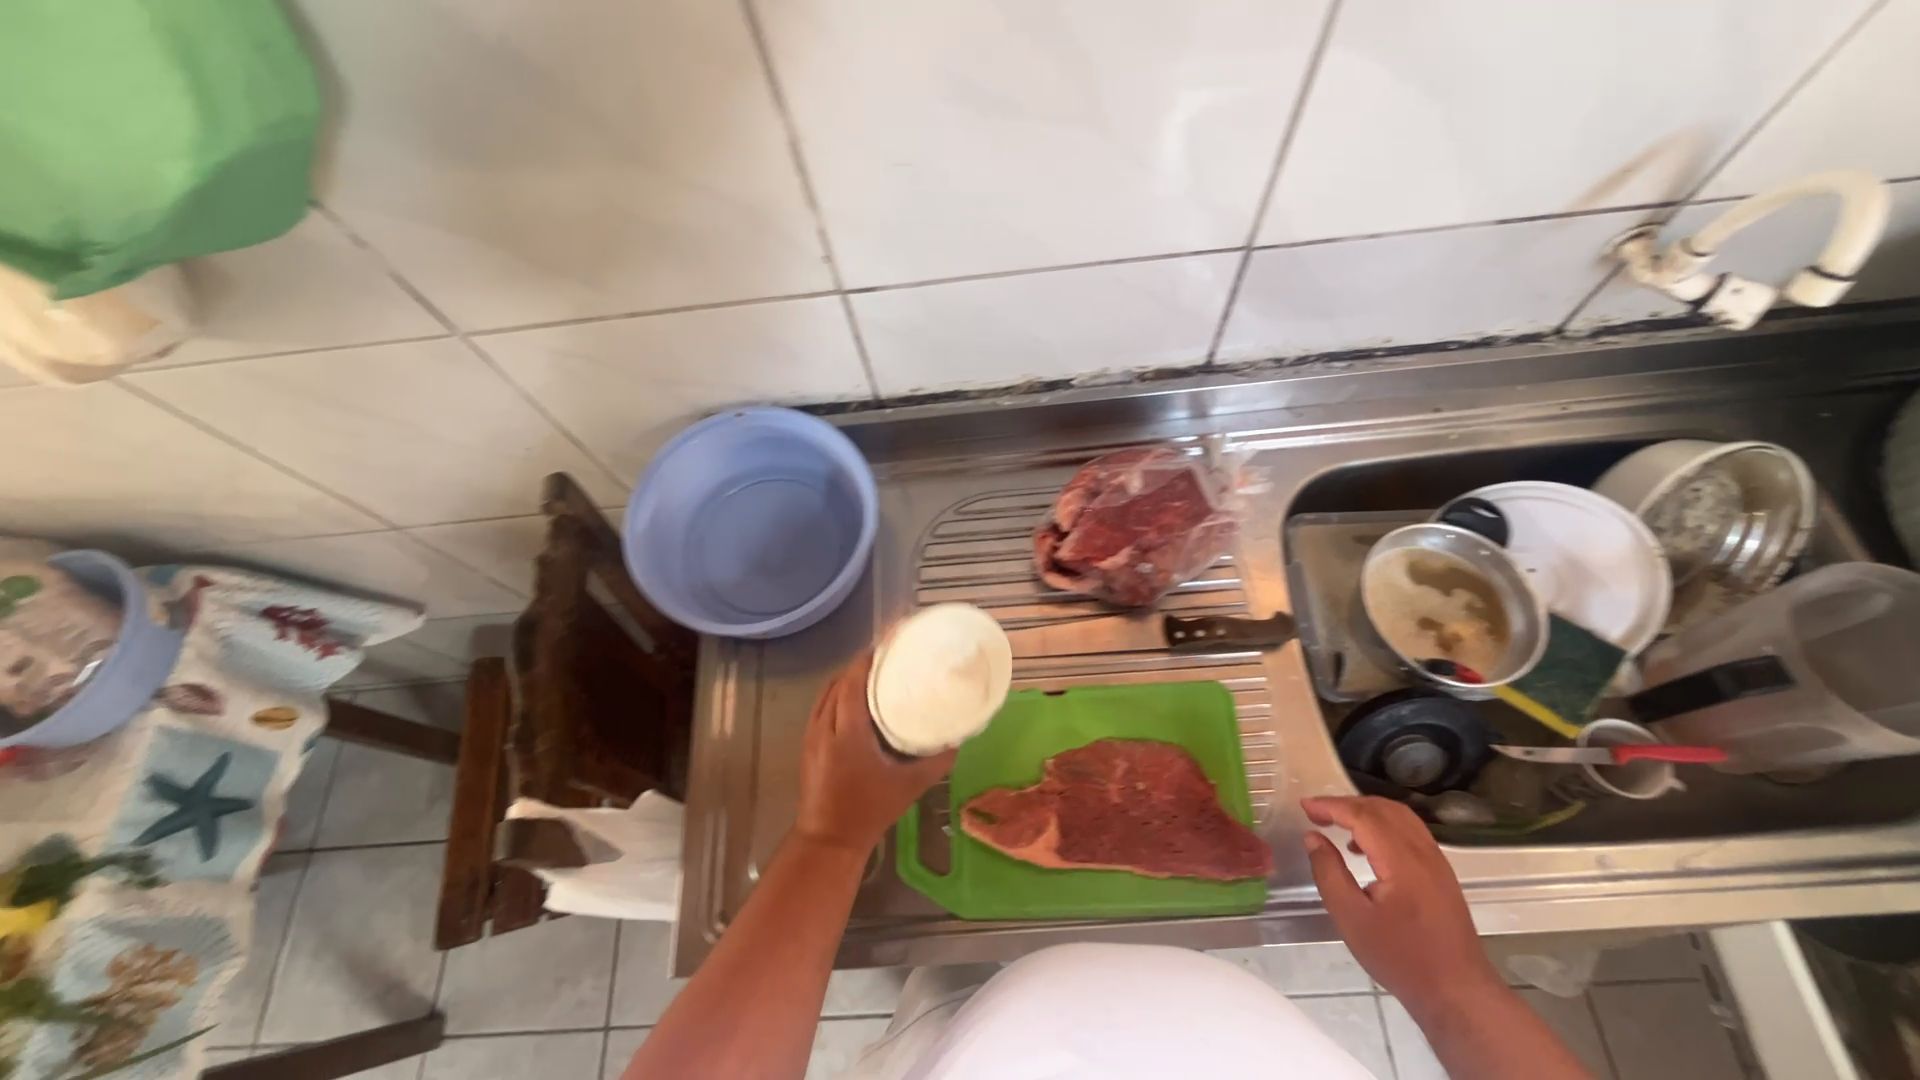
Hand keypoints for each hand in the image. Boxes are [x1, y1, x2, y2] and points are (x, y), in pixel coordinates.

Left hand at [794, 652, 957, 854]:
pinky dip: (838, 692)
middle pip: (840, 681)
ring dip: (849, 676)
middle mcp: (826, 726)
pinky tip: (856, 696)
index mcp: (848, 731)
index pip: (854, 680)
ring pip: (828, 692)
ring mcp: (813, 734)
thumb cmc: (870, 810)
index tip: (889, 641)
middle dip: (862, 663)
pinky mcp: (809, 743)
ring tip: (875, 669)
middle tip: (889, 653)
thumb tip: (958, 738)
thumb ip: (937, 761)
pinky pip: (822, 705)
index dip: (869, 657)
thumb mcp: (910, 786)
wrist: (828, 839)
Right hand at [1301, 796, 1502, 1007]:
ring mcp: (1437, 862)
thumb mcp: (1351, 917)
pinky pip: (1410, 832)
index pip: (1363, 816)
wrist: (1457, 991)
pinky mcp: (1441, 874)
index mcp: (1402, 860)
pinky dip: (1383, 826)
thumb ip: (1328, 872)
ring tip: (1337, 824)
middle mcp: (1424, 852)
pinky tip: (1365, 847)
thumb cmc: (1400, 957)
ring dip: (1366, 812)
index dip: (1331, 806)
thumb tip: (1313, 837)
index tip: (1304, 806)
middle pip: (1383, 809)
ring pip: (1400, 817)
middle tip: (1316, 812)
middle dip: (1347, 804)